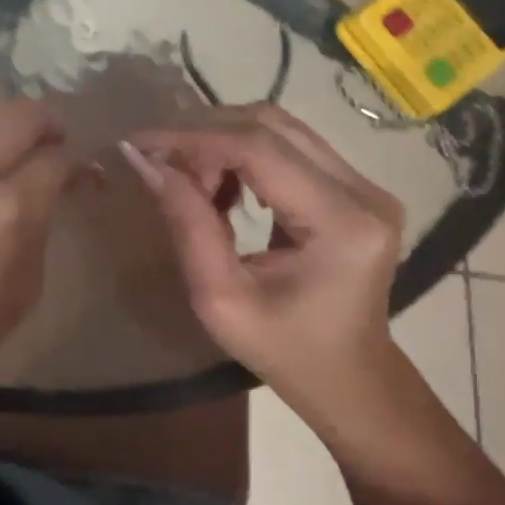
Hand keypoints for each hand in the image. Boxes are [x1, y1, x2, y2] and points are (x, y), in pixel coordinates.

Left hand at [0, 98, 80, 394]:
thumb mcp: (28, 284)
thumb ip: (43, 222)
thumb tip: (57, 184)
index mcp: (10, 211)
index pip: (56, 159)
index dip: (77, 161)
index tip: (83, 171)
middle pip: (21, 117)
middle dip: (50, 123)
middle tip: (59, 141)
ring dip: (10, 114)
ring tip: (22, 134)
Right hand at [121, 105, 404, 416]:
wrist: (350, 379)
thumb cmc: (283, 350)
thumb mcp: (219, 298)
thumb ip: (187, 225)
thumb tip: (147, 163)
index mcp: (341, 223)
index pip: (258, 148)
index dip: (192, 138)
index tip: (139, 144)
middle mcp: (363, 192)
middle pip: (270, 125)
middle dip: (204, 135)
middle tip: (163, 167)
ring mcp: (365, 186)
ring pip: (278, 128)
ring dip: (221, 142)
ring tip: (193, 183)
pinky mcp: (355, 188)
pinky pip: (289, 146)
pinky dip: (242, 154)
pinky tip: (222, 189)